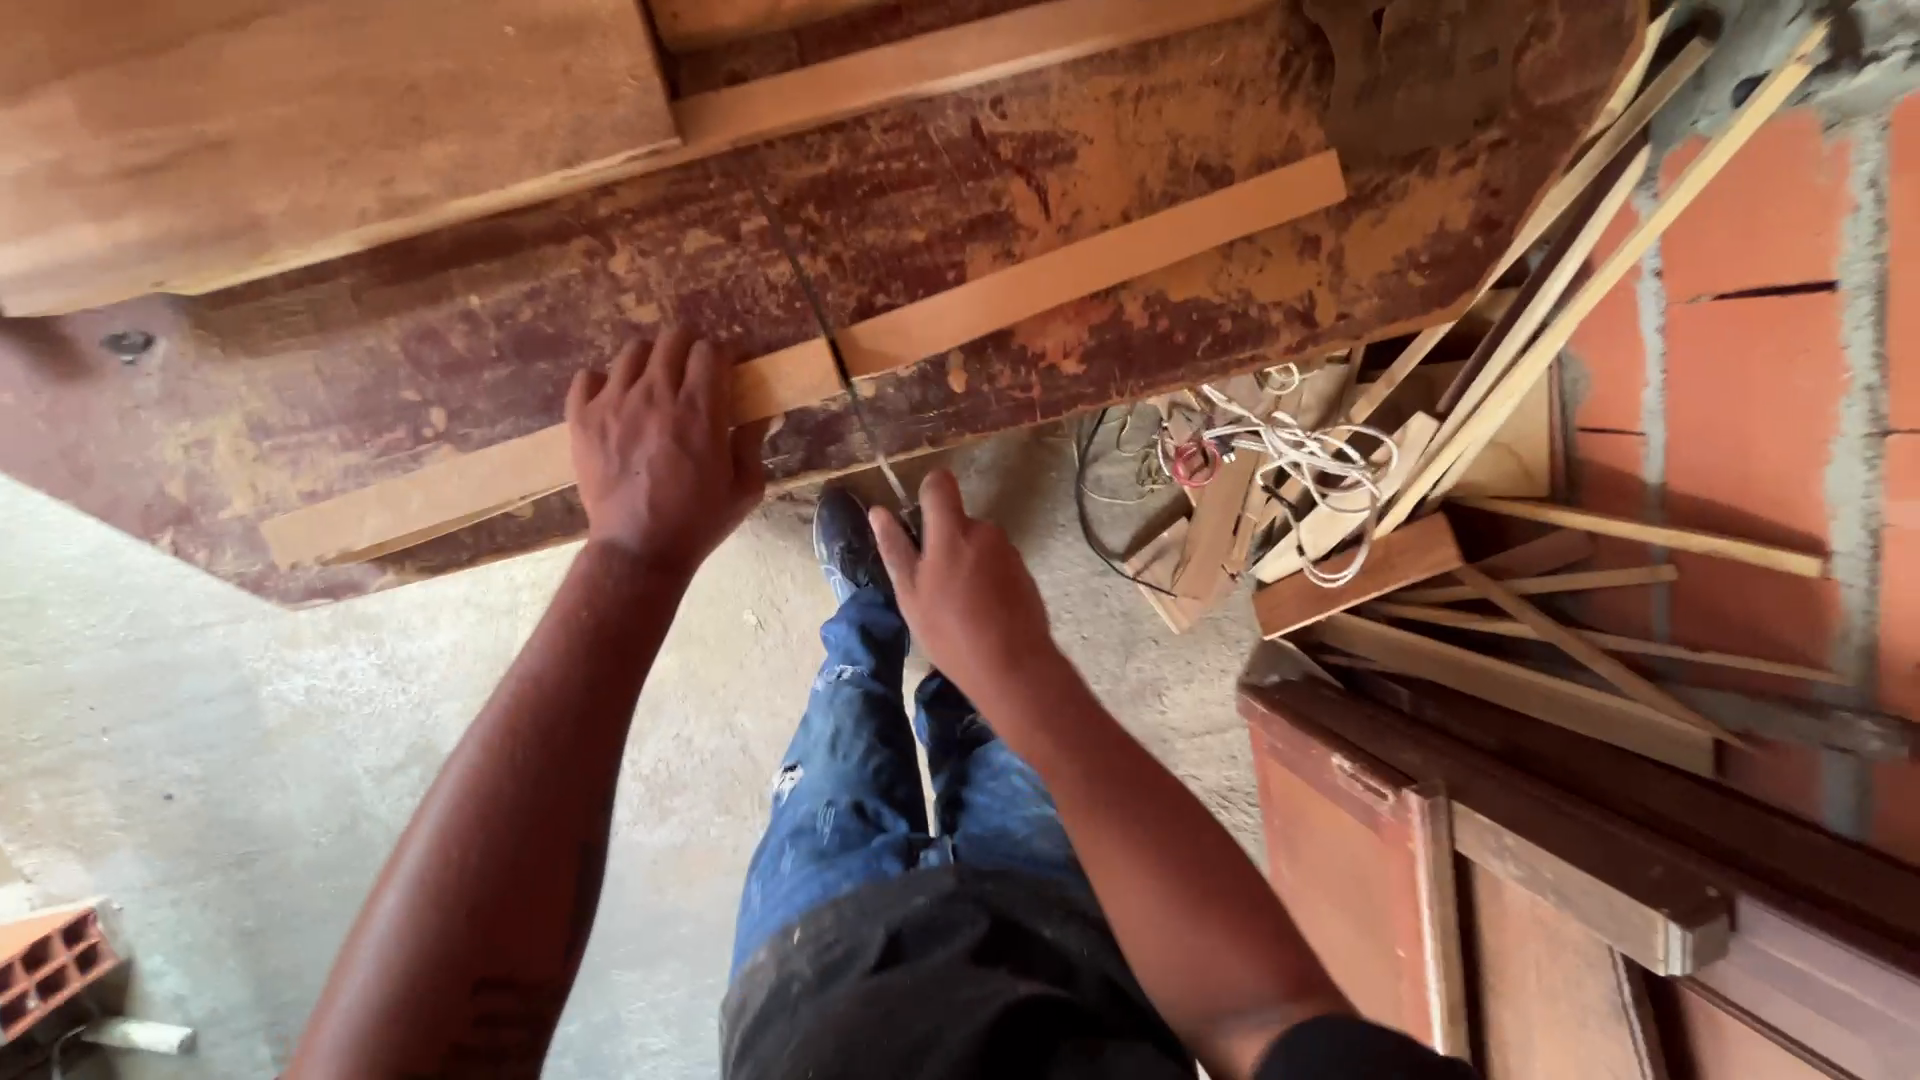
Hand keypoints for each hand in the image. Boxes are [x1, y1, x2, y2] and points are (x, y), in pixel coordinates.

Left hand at [567, 330, 767, 575]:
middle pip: (672, 338)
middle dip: (690, 347)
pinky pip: (589, 376)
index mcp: (699, 410)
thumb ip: (753, 441)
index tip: (727, 369)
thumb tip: (765, 411)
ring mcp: (613, 403)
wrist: (638, 549)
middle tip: (695, 370)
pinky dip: (606, 381)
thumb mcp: (745, 487)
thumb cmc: (699, 521)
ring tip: (656, 384)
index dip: (723, 355)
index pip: (710, 350)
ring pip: (633, 351)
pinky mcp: (582, 418)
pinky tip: (618, 401)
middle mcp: (655, 396)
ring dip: (652, 360)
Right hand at [869, 471, 1067, 705]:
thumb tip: (878, 512)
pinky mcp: (1025, 572)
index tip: (919, 521)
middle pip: (958, 522)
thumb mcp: (911, 594)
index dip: (927, 492)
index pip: (940, 483)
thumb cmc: (951, 631)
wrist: (1013, 665)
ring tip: (960, 607)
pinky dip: (987, 580)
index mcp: (953, 531)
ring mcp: (1009, 551)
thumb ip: (895, 548)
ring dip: (967, 564)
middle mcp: (986, 532)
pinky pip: (997, 564)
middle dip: (945, 543)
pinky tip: (983, 613)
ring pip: (978, 545)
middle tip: (935, 587)